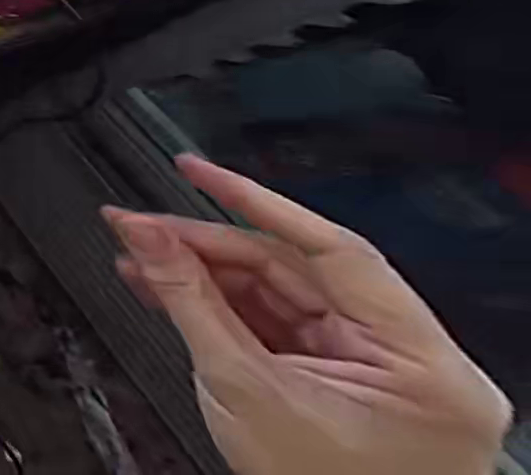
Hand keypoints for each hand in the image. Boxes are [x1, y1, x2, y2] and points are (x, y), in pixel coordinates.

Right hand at [104, 156, 509, 474]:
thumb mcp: (240, 383)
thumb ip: (186, 296)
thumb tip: (140, 230)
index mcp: (419, 364)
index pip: (334, 251)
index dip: (256, 200)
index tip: (196, 170)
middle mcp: (400, 355)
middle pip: (284, 267)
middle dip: (198, 243)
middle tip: (132, 226)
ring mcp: (360, 362)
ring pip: (262, 286)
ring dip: (191, 268)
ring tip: (132, 254)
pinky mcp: (322, 369)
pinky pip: (255, 312)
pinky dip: (202, 296)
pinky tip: (153, 281)